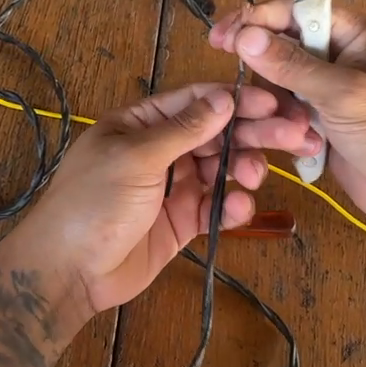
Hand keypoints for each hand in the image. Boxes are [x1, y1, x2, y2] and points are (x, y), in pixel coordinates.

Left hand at [5, 83, 314, 315]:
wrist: (68, 270)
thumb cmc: (94, 201)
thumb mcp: (136, 158)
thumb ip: (183, 129)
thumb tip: (224, 96)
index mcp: (141, 123)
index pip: (196, 103)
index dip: (236, 101)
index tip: (275, 104)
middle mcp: (160, 150)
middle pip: (216, 134)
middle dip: (254, 133)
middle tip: (297, 135)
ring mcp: (173, 186)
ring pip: (222, 169)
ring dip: (245, 169)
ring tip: (256, 177)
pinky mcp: (182, 221)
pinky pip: (215, 206)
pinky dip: (231, 206)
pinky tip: (240, 208)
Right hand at [209, 0, 365, 227]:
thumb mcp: (346, 94)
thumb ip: (292, 65)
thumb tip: (244, 35)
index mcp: (356, 34)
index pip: (297, 12)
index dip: (257, 20)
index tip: (221, 36)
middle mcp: (340, 57)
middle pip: (283, 48)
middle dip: (262, 67)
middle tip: (232, 83)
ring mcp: (331, 94)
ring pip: (281, 85)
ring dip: (275, 104)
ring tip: (280, 124)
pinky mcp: (322, 126)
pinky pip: (288, 115)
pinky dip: (283, 127)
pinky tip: (294, 143)